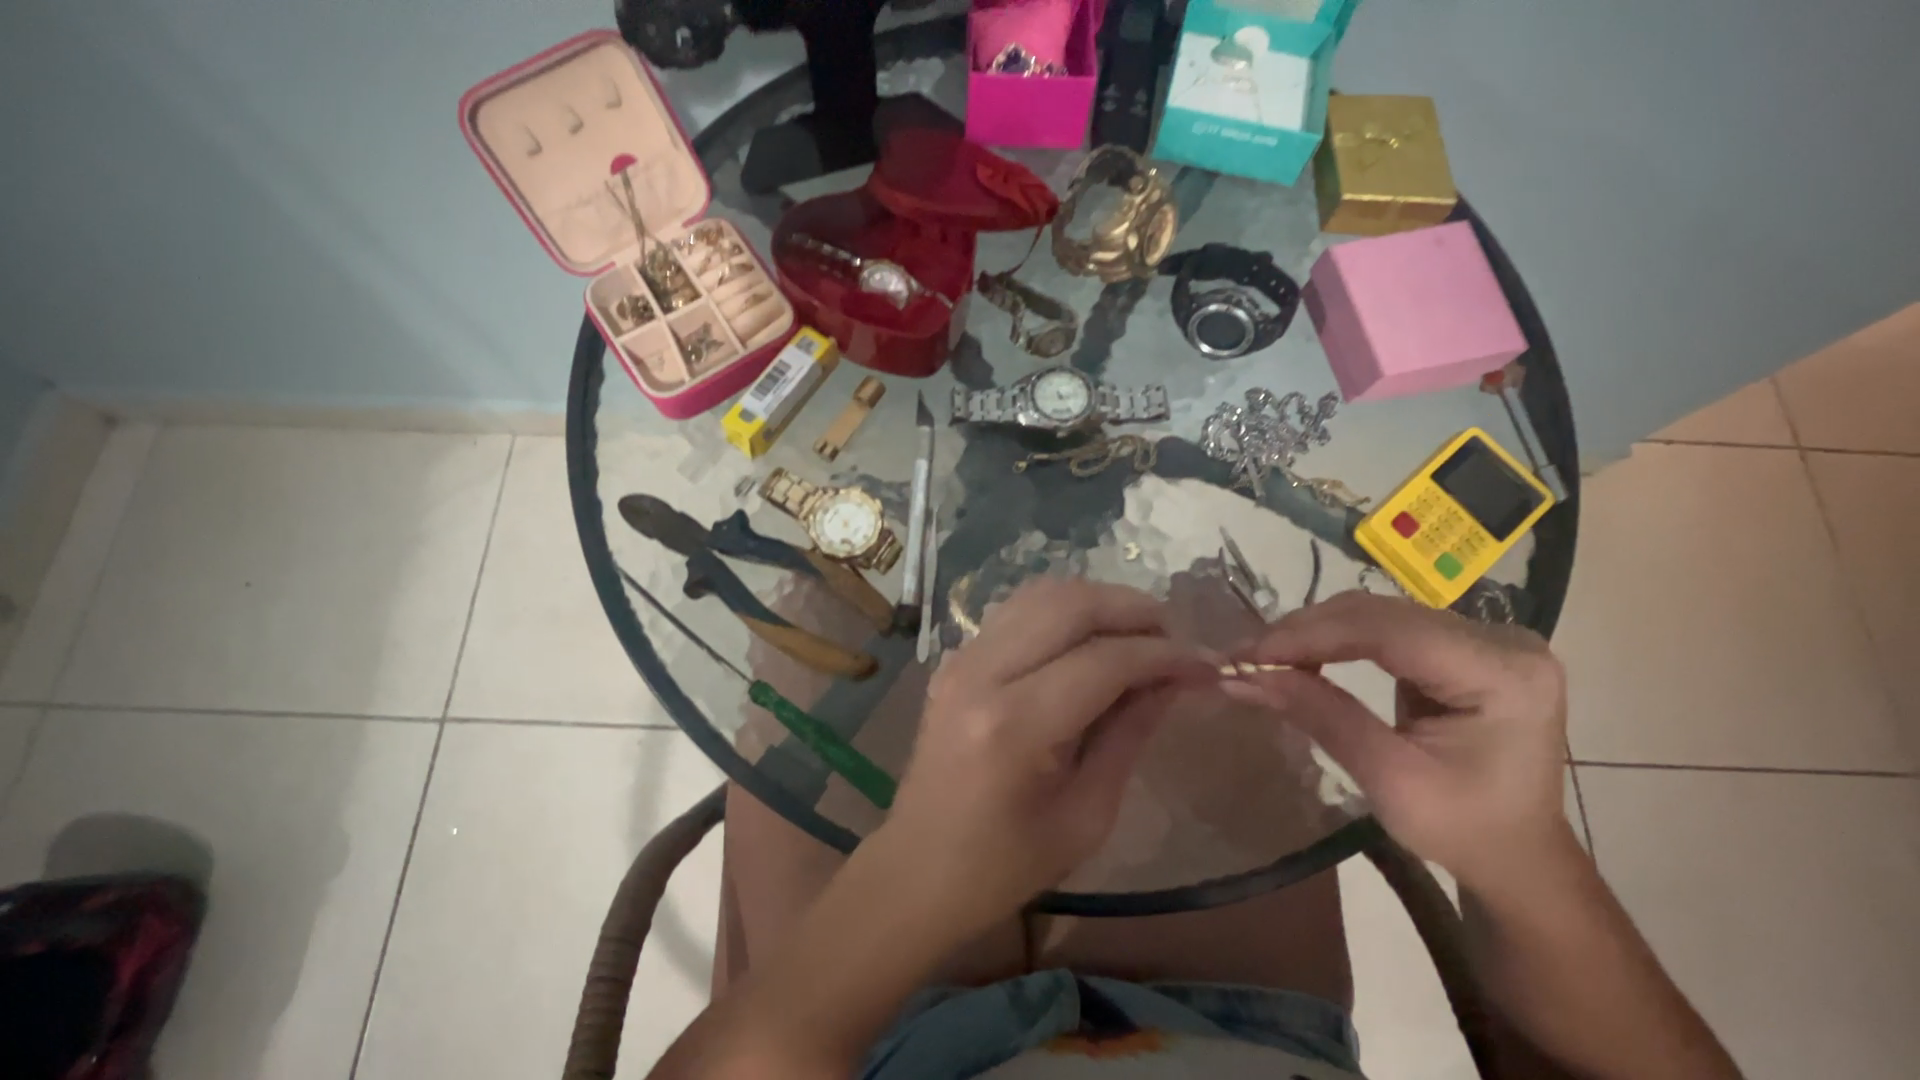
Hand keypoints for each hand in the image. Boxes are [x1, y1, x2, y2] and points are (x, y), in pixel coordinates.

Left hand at [876, 580, 1214, 931]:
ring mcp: (960, 660)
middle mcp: (981, 674)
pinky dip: (1062, 613)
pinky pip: (1017, 612)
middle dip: (1133, 610)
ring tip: (1140, 635)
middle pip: (1070, 605)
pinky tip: (1091, 641)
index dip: (1165, 655)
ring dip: (1098, 603)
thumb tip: (1174, 680)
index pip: (1105, 660)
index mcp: (1014, 725)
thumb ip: (1130, 735)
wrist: (917, 872)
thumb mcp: (1087, 815)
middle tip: (1175, 638)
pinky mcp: (953, 661)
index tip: (1207, 665)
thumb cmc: (1005, 866)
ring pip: (1041, 595)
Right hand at [1227, 591, 1573, 892]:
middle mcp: (1502, 641)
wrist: (1517, 856)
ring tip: (1265, 656)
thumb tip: (1245, 678)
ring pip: (1380, 614)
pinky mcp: (1465, 647)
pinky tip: (1303, 656)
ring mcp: (1486, 639)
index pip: (1390, 632)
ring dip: (1317, 632)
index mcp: (1503, 673)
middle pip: (1384, 614)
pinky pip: (1389, 629)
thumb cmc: (1461, 829)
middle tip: (1246, 656)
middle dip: (1307, 632)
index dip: (1312, 635)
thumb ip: (1323, 717)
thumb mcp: (1389, 779)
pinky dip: (1338, 640)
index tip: (1250, 654)